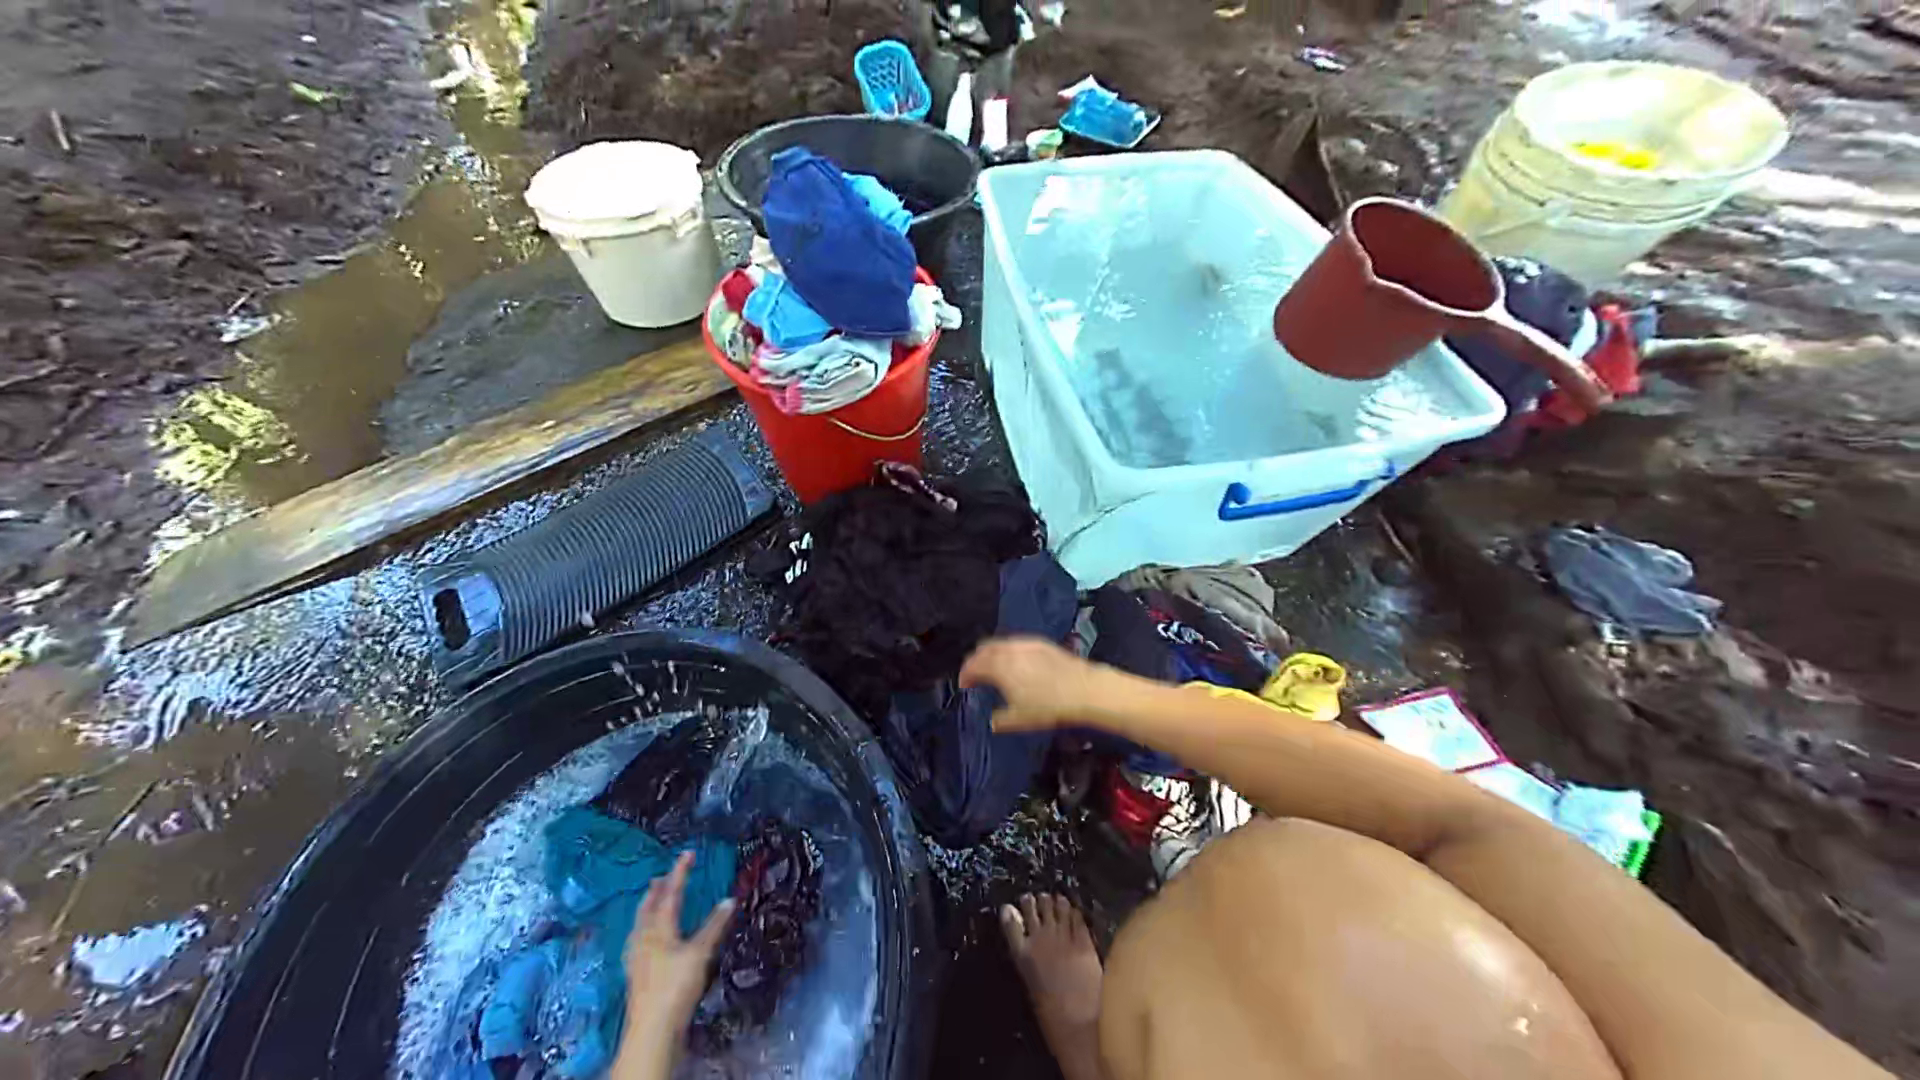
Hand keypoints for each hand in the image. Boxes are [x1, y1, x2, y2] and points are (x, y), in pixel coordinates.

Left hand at [619, 851, 734, 1068]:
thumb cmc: (676, 986)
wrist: (652, 1030)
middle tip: (664, 874)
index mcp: (659, 928)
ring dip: (649, 906)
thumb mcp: (700, 953)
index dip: (680, 872)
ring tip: (653, 898)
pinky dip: (645, 927)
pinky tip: (647, 936)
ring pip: (641, 923)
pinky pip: (639, 938)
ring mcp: (637, 956)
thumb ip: (714, 926)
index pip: (671, 893)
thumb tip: (729, 900)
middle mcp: (644, 937)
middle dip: (657, 889)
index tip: (687, 853)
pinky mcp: (636, 972)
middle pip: (649, 907)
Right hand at [959, 637, 1112, 731]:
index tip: (964, 685)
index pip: (973, 665)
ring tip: (993, 668)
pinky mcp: (1041, 643)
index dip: (965, 675)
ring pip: (1000, 643)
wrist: (1084, 689)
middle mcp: (1009, 651)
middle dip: (976, 661)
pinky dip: (1007, 650)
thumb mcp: (1020, 719)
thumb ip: (1001, 720)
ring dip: (991, 654)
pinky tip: (1016, 662)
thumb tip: (992, 721)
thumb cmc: (1049, 706)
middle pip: (984, 649)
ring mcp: (1026, 643)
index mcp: (999, 667)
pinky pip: (1015, 642)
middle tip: (975, 674)